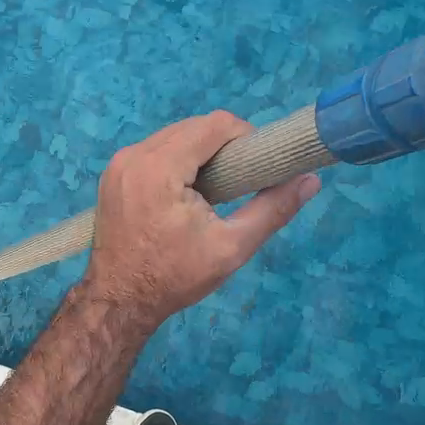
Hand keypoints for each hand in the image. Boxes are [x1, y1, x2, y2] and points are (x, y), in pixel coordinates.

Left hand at [81, 111, 319, 328]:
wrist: (120, 299)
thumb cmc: (174, 277)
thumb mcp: (231, 247)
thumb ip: (272, 209)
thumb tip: (311, 180)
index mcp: (158, 168)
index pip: (213, 125)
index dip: (244, 136)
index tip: (257, 165)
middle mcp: (133, 156)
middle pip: (192, 127)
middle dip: (222, 145)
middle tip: (240, 181)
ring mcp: (118, 164)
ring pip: (172, 136)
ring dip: (199, 152)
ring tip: (216, 189)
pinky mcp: (113, 175)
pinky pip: (153, 151)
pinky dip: (176, 161)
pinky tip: (187, 192)